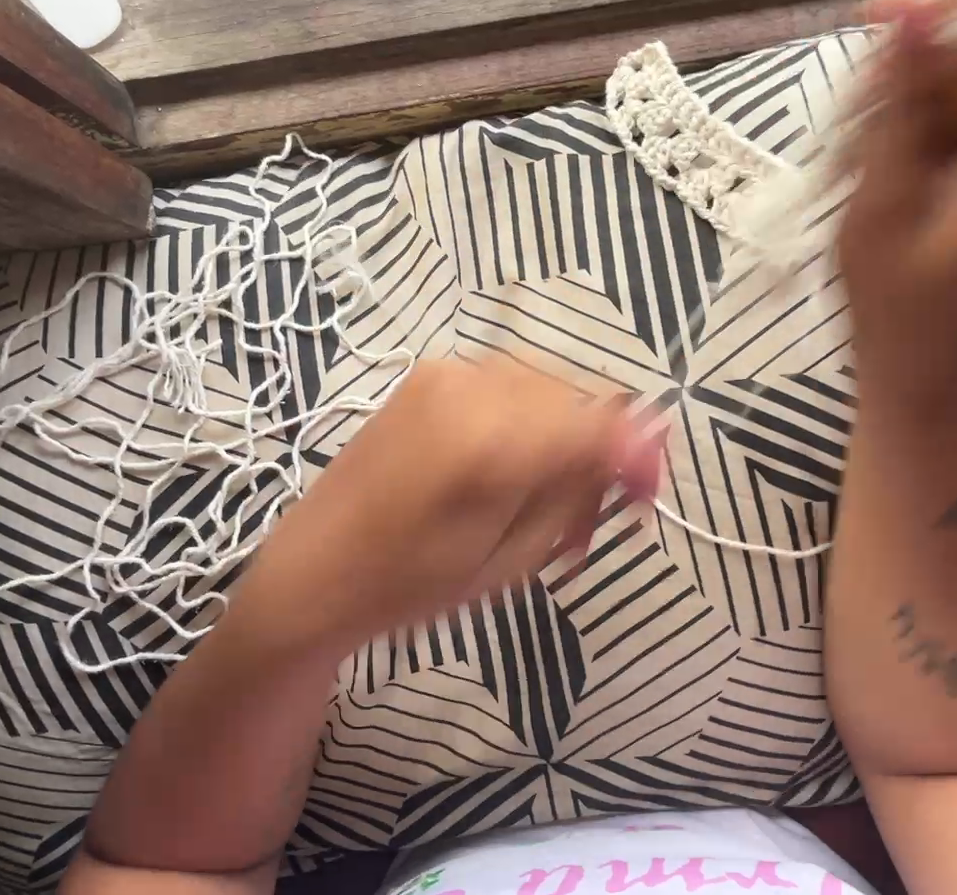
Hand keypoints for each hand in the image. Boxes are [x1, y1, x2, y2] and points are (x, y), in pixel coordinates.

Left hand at [231, 358, 660, 650]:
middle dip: (596, 454)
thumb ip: (577, 486)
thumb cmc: (410, 585)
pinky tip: (510, 467)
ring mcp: (447, 371)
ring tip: (543, 503)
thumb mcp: (510, 555)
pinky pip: (508, 385)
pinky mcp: (429, 374)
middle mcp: (474, 385)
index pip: (603, 422)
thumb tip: (643, 439)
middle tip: (585, 522)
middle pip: (578, 400)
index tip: (643, 498)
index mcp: (493, 440)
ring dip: (561, 438)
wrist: (312, 569)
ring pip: (546, 390)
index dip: (637, 456)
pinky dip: (525, 422)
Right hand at [840, 0, 956, 413]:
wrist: (918, 366)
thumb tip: (909, 9)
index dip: (945, 12)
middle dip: (914, 74)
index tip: (875, 12)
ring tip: (858, 157)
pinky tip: (880, 164)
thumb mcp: (886, 194)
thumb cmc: (898, 298)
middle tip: (854, 122)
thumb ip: (902, 100)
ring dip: (906, 107)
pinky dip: (919, 130)